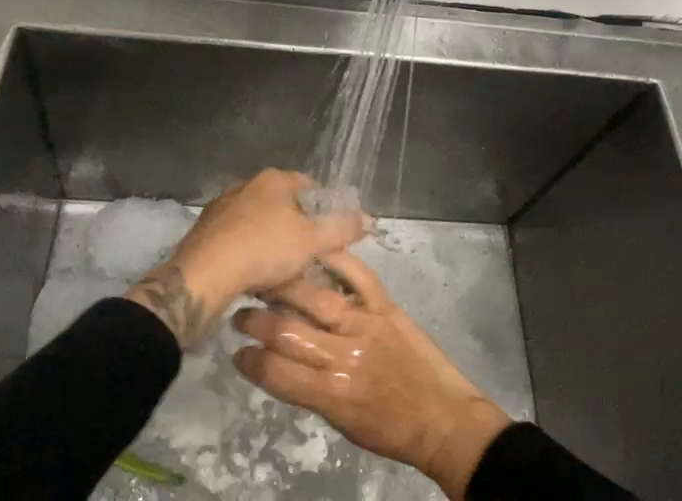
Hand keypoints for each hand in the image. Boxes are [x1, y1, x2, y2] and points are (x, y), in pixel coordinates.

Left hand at [123, 169, 364, 344]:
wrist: (203, 276)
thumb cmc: (264, 250)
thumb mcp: (313, 241)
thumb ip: (342, 228)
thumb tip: (369, 218)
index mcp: (273, 179)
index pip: (310, 185)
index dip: (325, 207)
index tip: (333, 233)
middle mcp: (246, 185)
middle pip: (284, 204)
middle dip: (299, 226)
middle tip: (313, 255)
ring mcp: (222, 207)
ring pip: (259, 222)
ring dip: (273, 240)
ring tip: (286, 270)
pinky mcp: (205, 231)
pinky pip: (238, 239)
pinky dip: (250, 252)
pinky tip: (256, 275)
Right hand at [231, 251, 512, 499]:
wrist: (444, 419)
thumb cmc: (390, 430)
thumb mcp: (341, 423)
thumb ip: (308, 391)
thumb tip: (276, 365)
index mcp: (331, 392)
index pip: (275, 372)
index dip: (248, 361)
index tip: (237, 354)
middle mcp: (345, 355)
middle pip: (287, 331)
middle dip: (255, 322)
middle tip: (241, 316)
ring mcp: (367, 325)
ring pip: (315, 298)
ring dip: (284, 288)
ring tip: (266, 282)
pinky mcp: (387, 306)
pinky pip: (358, 276)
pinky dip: (337, 259)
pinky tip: (315, 250)